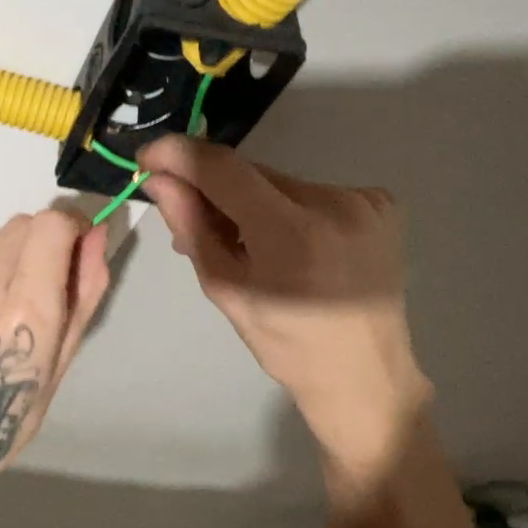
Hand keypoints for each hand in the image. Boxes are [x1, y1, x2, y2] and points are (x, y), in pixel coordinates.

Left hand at [0, 209, 110, 518]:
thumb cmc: (12, 409)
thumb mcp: (63, 358)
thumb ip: (84, 289)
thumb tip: (95, 232)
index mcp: (24, 316)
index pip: (49, 227)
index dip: (66, 227)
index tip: (69, 243)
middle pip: (17, 228)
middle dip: (33, 248)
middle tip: (27, 290)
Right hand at [139, 136, 429, 463]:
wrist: (364, 373)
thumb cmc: (286, 343)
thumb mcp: (225, 288)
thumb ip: (191, 227)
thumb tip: (158, 179)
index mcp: (292, 233)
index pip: (223, 168)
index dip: (179, 154)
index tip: (147, 157)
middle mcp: (334, 202)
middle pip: (251, 174)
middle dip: (214, 190)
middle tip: (192, 225)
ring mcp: (363, 199)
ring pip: (279, 182)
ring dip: (251, 202)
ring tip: (246, 245)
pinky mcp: (380, 202)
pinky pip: (311, 191)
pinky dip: (287, 208)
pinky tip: (289, 244)